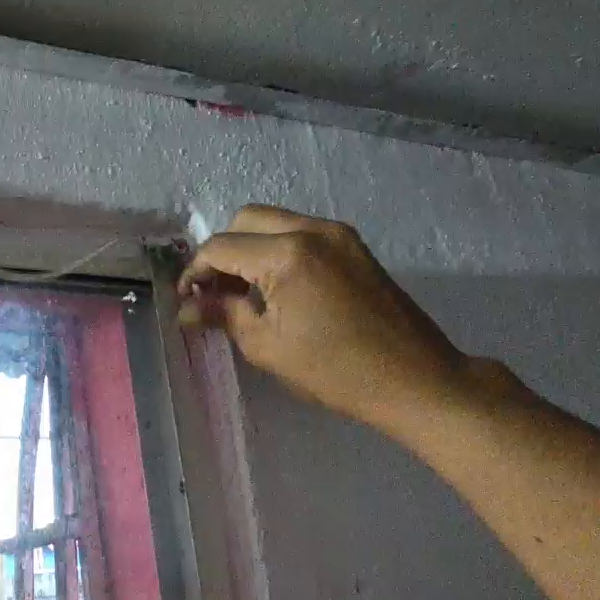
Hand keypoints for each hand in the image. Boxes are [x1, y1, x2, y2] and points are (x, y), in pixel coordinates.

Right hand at [178, 205, 493, 433]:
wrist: (415, 379)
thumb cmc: (333, 370)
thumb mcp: (266, 346)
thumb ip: (222, 315)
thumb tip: (184, 308)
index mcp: (287, 254)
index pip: (221, 247)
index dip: (195, 273)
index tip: (187, 302)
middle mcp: (312, 230)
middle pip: (245, 220)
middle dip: (222, 252)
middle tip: (214, 293)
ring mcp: (338, 235)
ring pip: (273, 222)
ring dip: (249, 249)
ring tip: (243, 294)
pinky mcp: (354, 246)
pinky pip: (300, 233)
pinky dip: (277, 250)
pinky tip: (276, 290)